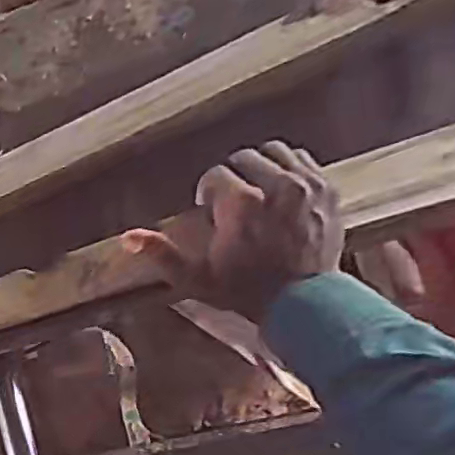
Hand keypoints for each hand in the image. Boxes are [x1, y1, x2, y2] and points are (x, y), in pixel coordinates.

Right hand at [123, 141, 343, 320]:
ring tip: (253, 189)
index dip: (205, 192)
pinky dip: (288, 168)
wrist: (302, 302)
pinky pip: (303, 161)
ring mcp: (305, 185)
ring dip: (260, 166)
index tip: (206, 209)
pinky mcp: (327, 190)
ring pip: (276, 152)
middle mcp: (275, 186)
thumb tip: (128, 237)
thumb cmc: (243, 291)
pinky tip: (279, 190)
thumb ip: (162, 253)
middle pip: (244, 158)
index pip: (214, 174)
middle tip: (228, 199)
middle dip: (231, 175)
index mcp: (240, 204)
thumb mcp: (195, 277)